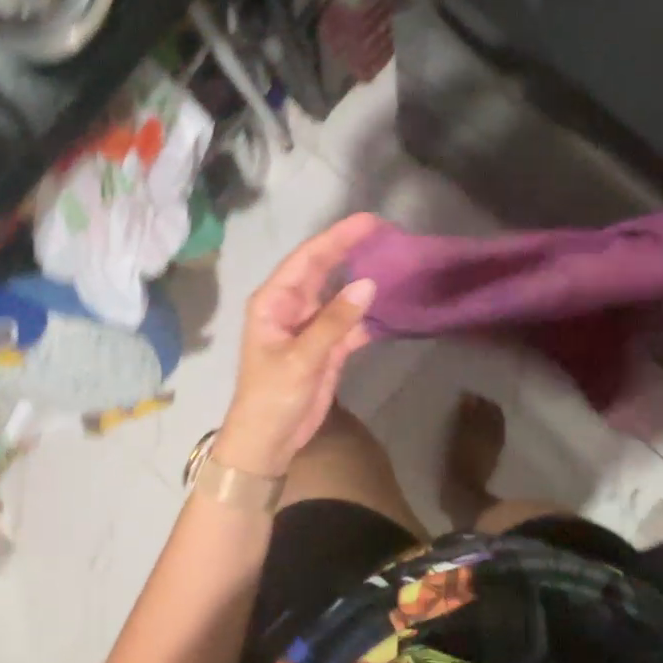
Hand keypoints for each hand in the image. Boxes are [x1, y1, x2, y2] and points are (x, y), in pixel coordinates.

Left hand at [214, 214, 382, 476]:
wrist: (268, 441)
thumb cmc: (271, 397)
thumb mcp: (300, 358)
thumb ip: (333, 322)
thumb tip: (367, 284)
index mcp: (274, 301)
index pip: (308, 259)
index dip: (337, 238)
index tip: (368, 221)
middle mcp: (292, 307)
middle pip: (324, 270)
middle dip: (351, 249)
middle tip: (387, 231)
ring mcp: (311, 327)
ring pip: (340, 295)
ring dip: (363, 280)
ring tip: (395, 259)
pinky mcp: (327, 348)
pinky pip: (351, 323)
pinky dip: (370, 315)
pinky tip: (393, 304)